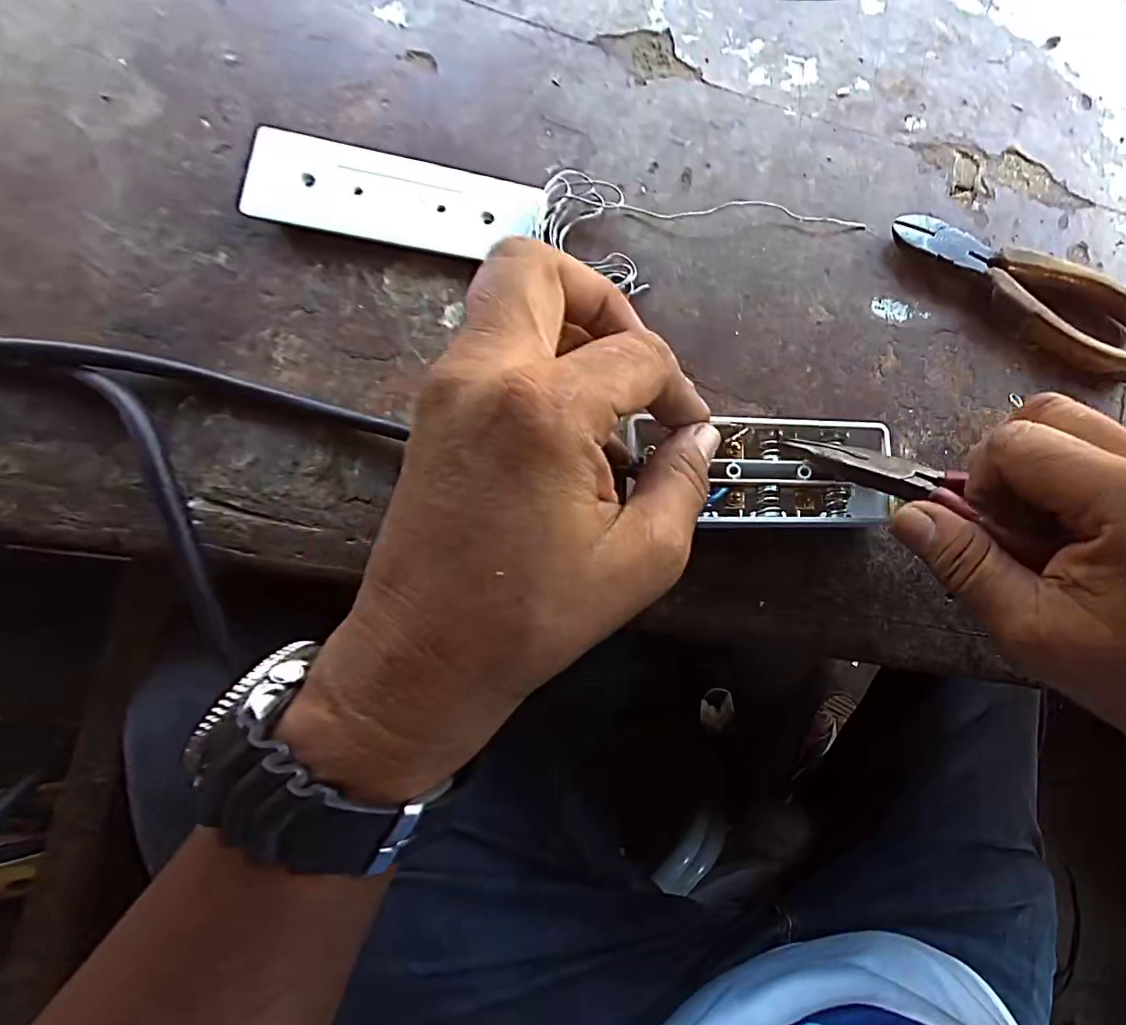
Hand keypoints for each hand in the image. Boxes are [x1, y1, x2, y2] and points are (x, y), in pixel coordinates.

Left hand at [277, 238, 719, 801]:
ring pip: (511, 299)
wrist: (427, 655)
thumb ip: (685, 481)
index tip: (689, 432)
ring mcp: (447, 386)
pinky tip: (577, 429)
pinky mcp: (435, 408)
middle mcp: (484, 374)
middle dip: (608, 303)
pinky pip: (495, 344)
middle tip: (640, 365)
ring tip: (614, 402)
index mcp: (544, 409)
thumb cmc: (539, 613)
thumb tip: (699, 437)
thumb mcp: (647, 556)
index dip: (680, 389)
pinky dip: (545, 361)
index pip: (637, 354)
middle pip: (538, 268)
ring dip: (575, 332)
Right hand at [890, 393, 1125, 778]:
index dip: (978, 483)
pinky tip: (1077, 540)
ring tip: (1046, 544)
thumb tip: (910, 517)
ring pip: (1073, 428)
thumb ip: (965, 565)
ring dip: (1036, 475)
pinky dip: (1069, 482)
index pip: (1017, 441)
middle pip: (1045, 415)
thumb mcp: (1034, 631)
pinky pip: (1102, 450)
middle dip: (1006, 469)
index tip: (986, 538)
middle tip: (1011, 536)